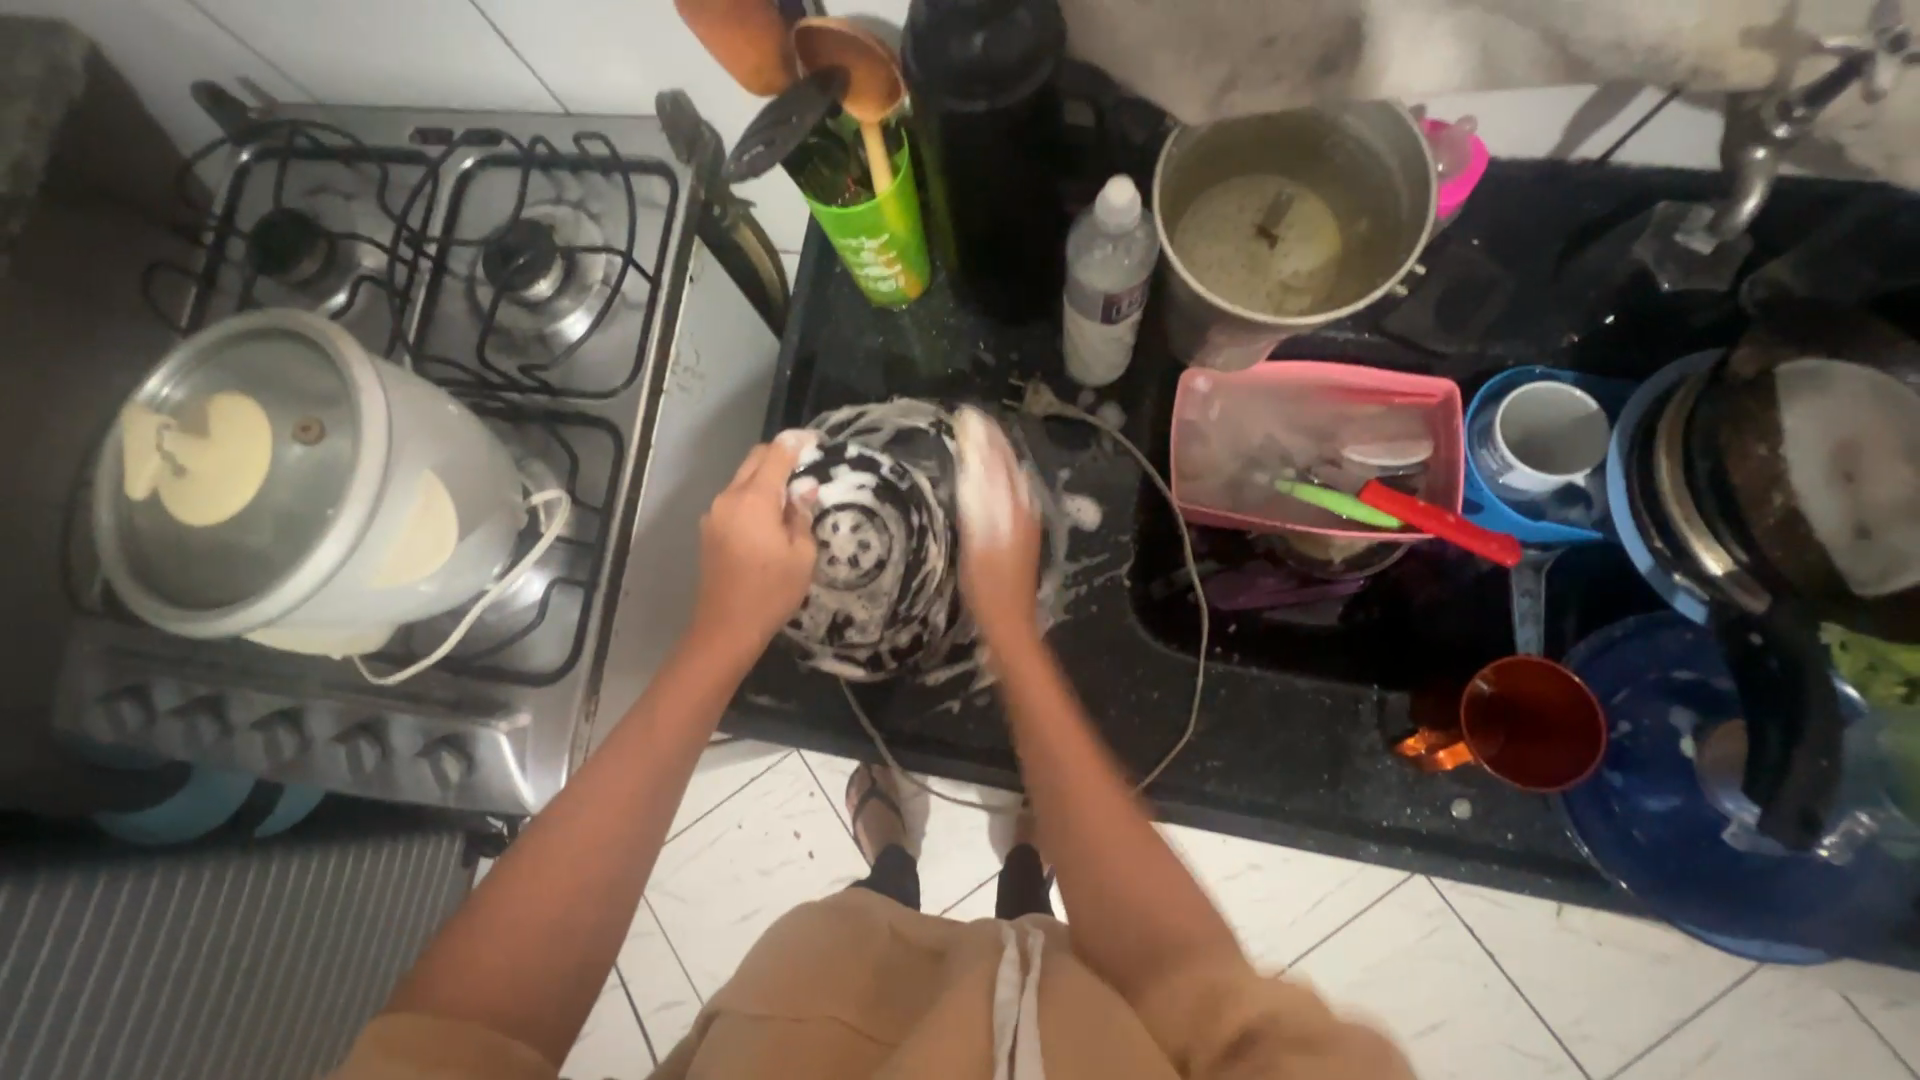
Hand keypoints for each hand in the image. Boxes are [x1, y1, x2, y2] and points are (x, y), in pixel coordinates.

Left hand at [692, 430, 819, 654]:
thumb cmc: (771, 592)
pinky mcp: (709, 530)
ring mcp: (714, 514)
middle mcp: (729, 498)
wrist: (726, 627)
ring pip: (742, 480)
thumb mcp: (801, 555)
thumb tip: (803, 490)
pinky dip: (753, 497)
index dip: (797, 442)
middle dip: (780, 455)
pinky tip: (770, 517)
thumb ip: (802, 516)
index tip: (816, 441)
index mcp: (754, 499)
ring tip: (791, 495)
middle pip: (754, 460)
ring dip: (765, 478)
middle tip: (806, 465)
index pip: (776, 454)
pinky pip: (734, 500)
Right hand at [954, 406, 1041, 642]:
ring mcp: (1026, 521)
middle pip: (1008, 465)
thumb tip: (973, 464)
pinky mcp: (1023, 534)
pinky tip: (994, 478)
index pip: (998, 461)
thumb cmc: (987, 588)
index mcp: (1012, 508)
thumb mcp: (975, 544)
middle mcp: (1023, 509)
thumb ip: (976, 505)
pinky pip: (1014, 492)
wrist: (1011, 621)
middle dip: (992, 441)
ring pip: (1013, 478)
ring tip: (980, 440)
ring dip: (997, 456)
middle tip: (973, 420)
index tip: (968, 415)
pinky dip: (1002, 476)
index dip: (984, 437)